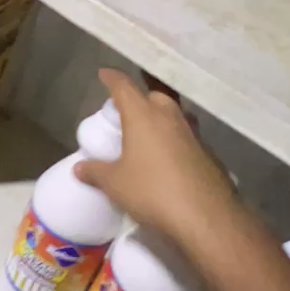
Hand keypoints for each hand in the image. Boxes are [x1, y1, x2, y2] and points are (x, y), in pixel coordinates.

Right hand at [74, 69, 252, 261]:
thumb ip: (96, 172)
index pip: (124, 86)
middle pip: (154, 96)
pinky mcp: (210, 153)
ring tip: (150, 132)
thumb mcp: (115, 184)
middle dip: (141, 98)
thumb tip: (79, 167)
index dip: (112, 78)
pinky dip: (177, 141)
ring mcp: (194, 133)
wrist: (206, 217)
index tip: (104, 73)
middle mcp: (171, 116)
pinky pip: (188, 137)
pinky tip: (171, 160)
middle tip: (128, 110)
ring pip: (176, 115)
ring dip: (162, 118)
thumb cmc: (152, 192)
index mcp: (144, 115)